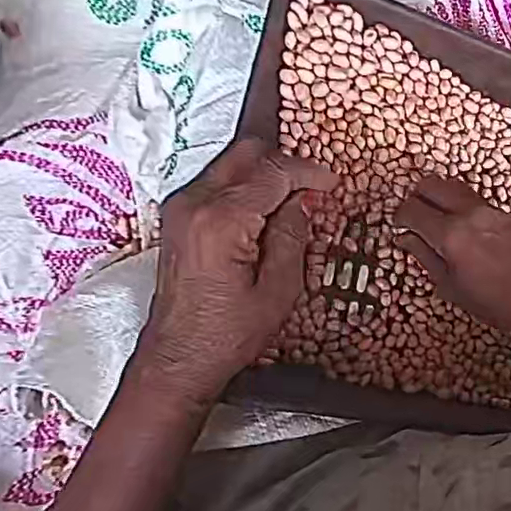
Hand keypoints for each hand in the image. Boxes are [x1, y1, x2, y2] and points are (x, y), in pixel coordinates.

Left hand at [136, 138, 336, 402]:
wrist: (180, 356)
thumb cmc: (230, 332)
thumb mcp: (279, 289)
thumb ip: (292, 236)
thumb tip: (304, 201)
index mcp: (222, 221)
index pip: (271, 172)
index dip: (307, 171)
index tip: (332, 181)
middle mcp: (194, 204)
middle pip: (245, 154)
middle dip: (285, 162)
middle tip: (316, 183)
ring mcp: (180, 208)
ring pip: (230, 164)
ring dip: (266, 173)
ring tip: (298, 197)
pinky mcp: (178, 219)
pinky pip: (218, 183)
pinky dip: (248, 186)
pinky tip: (270, 209)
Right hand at [393, 173, 510, 330]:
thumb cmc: (485, 300)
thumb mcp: (446, 282)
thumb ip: (422, 253)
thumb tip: (404, 236)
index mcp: (451, 235)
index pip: (412, 209)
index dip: (400, 217)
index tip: (399, 227)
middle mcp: (469, 215)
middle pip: (430, 185)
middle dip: (416, 197)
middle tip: (413, 218)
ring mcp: (488, 210)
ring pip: (452, 185)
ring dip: (437, 196)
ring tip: (434, 219)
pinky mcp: (501, 212)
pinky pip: (471, 197)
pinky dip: (457, 203)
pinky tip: (457, 224)